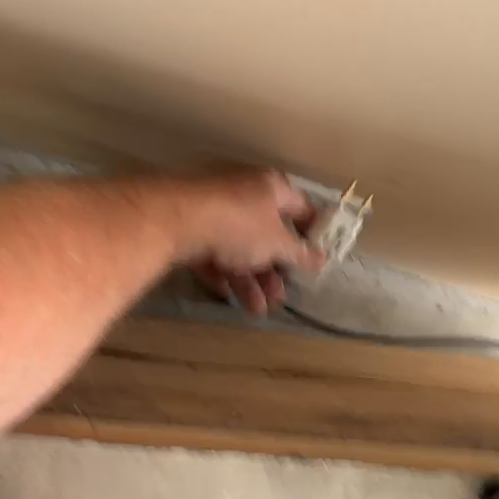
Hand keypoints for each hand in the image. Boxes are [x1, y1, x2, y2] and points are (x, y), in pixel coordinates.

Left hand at [162, 169, 324, 313]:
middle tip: (280, 297)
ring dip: (251, 281)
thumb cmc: (239, 226)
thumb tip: (322, 259)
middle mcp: (244, 194)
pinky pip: (212, 252)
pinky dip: (221, 273)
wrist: (176, 221)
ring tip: (256, 310)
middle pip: (267, 235)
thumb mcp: (277, 244)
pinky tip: (225, 294)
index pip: (301, 208)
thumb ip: (300, 254)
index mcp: (272, 188)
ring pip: (239, 247)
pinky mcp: (190, 226)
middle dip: (275, 271)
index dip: (312, 233)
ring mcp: (215, 209)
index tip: (316, 259)